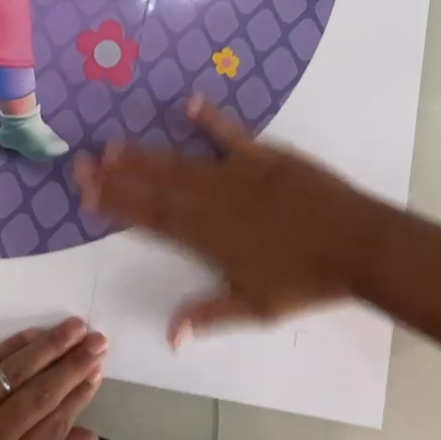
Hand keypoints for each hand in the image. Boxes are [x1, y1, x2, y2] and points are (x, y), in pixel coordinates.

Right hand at [73, 94, 380, 345]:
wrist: (357, 245)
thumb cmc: (306, 281)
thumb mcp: (256, 308)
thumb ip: (209, 315)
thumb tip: (171, 337)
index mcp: (206, 237)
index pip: (150, 218)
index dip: (116, 203)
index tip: (87, 191)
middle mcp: (212, 201)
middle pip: (156, 186)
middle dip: (117, 175)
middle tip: (83, 161)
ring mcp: (237, 174)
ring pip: (181, 162)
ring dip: (147, 154)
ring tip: (114, 144)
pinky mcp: (264, 156)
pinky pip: (231, 134)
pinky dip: (210, 119)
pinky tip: (189, 102)